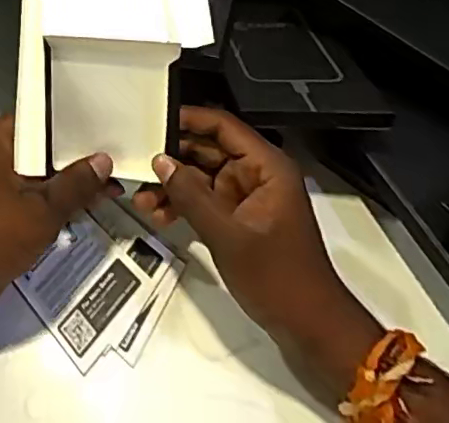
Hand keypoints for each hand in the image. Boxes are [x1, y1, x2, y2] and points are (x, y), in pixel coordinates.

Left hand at [0, 116, 114, 308]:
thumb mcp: (45, 209)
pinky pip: (41, 182)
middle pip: (45, 140)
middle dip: (77, 151)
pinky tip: (91, 196)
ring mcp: (4, 171)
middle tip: (113, 153)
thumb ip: (77, 184)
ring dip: (73, 175)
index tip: (102, 123)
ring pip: (46, 164)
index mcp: (1, 137)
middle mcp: (0, 147)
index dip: (72, 118)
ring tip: (110, 178)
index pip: (41, 113)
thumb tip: (103, 162)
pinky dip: (62, 190)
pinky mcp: (8, 193)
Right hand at [133, 107, 369, 343]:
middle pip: (205, 149)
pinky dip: (181, 205)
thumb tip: (160, 161)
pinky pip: (202, 199)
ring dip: (172, 185)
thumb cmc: (280, 278)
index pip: (222, 126)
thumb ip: (190, 195)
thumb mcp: (228, 235)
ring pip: (199, 175)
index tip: (153, 120)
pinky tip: (158, 214)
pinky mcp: (236, 217)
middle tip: (138, 162)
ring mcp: (245, 196)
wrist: (310, 330)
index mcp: (266, 167)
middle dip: (171, 158)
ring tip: (143, 198)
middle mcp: (255, 174)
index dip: (188, 119)